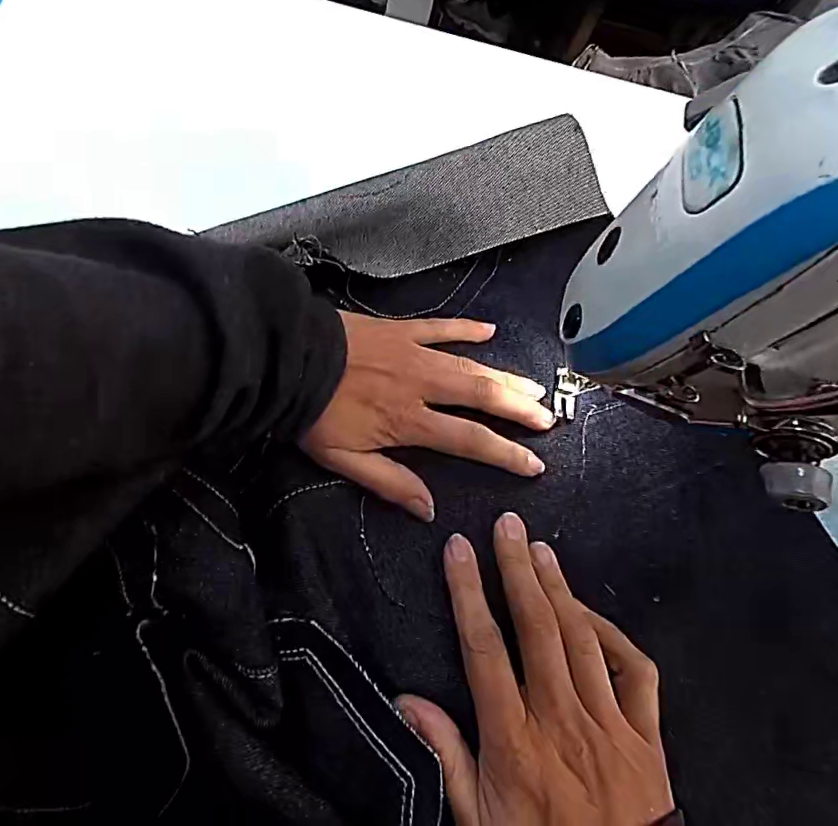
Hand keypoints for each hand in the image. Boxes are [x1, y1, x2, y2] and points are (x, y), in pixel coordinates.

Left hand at [302, 314, 554, 521]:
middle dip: (519, 409)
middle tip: (547, 418)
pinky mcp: (403, 329)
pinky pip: (443, 327)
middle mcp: (422, 385)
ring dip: (505, 377)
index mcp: (409, 420)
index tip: (534, 463)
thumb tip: (428, 509)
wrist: (289, 359)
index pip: (470, 440)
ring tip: (533, 386)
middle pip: (483, 397)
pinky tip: (490, 330)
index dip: (506, 454)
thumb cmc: (313, 414)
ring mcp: (416, 353)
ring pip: (472, 365)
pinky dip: (468, 329)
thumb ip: (390, 483)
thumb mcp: (344, 460)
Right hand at [396, 513, 673, 825]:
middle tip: (508, 527)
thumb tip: (407, 702)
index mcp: (515, 744)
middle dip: (518, 569)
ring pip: (581, 638)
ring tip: (541, 550)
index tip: (459, 551)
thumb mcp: (478, 821)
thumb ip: (445, 757)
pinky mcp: (645, 735)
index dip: (468, 592)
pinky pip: (635, 670)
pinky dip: (614, 634)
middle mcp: (561, 722)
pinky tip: (593, 614)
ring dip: (560, 587)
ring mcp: (608, 725)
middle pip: (536, 627)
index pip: (484, 649)